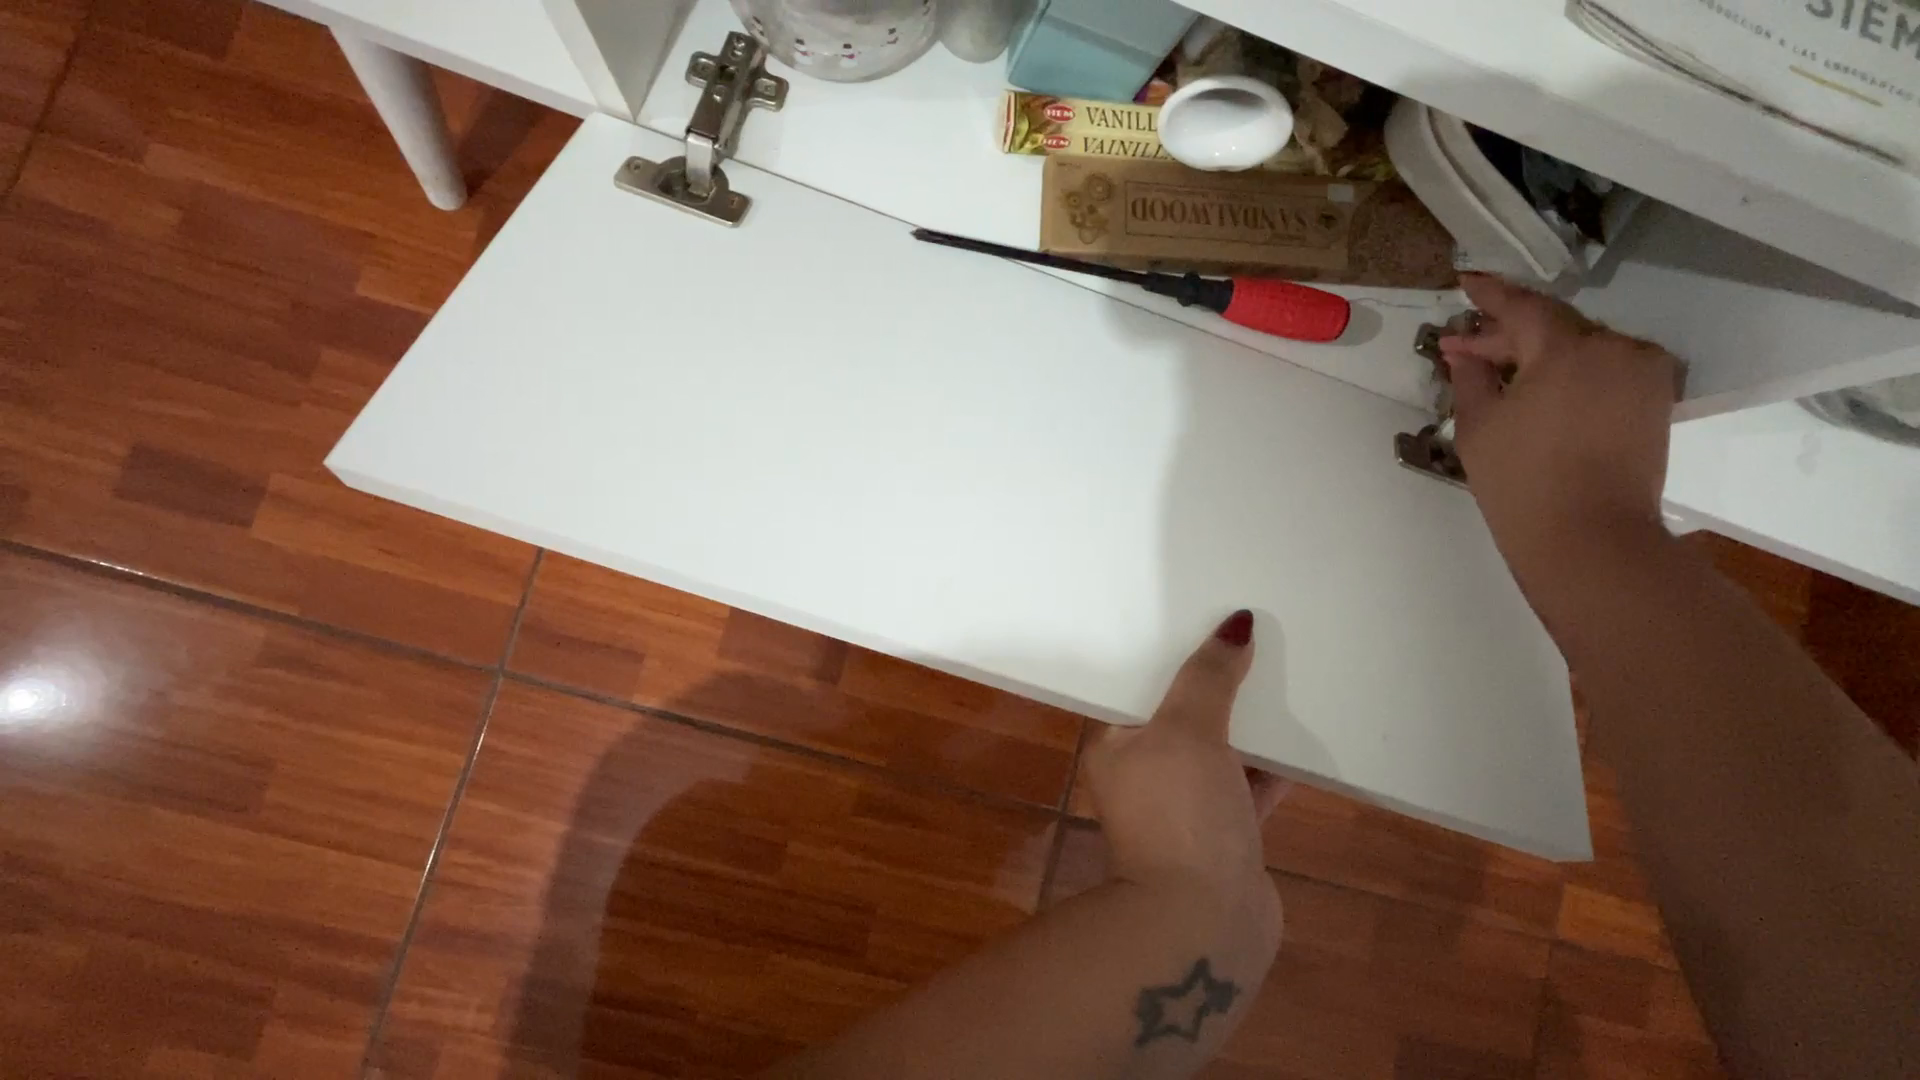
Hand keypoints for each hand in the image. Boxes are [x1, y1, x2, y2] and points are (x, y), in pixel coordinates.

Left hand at [1082, 610, 1289, 898]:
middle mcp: (1144, 773)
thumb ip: (1208, 677)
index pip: (1137, 686)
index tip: (1199, 618)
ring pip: (1219, 751)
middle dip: (1214, 684)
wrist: (1204, 923)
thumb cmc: (1180, 815)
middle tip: (1249, 637)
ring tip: (1281, 672)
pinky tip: (1305, 737)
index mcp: (1116, 745)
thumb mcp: (1187, 731)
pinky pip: (1249, 785)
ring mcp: (1185, 807)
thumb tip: (1234, 623)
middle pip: (1182, 716)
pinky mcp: (1225, 834)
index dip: (1167, 653)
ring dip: (1247, 723)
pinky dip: (1273, 765)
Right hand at [1439, 274, 1681, 577]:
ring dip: (1539, 356)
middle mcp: (1616, 349)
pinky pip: (1605, 370)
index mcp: (1568, 350)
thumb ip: (1471, 378)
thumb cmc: (1520, 480)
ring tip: (1499, 375)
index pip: (1524, 307)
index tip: (1465, 281)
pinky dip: (1570, 373)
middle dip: (1508, 336)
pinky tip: (1539, 390)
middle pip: (1555, 328)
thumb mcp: (1479, 426)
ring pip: (1582, 349)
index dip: (1491, 294)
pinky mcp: (1655, 400)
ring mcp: (1643, 374)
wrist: (1588, 535)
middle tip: (1464, 350)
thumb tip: (1466, 353)